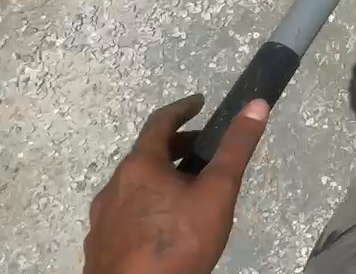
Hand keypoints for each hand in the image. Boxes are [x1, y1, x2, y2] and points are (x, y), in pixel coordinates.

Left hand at [85, 94, 270, 273]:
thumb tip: (256, 104)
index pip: (159, 123)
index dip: (182, 109)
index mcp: (139, 167)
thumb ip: (236, 147)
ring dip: (160, 176)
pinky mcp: (98, 251)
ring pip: (133, 186)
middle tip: (202, 148)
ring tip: (187, 188)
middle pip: (145, 155)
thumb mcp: (218, 191)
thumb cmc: (177, 243)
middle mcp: (113, 188)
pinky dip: (146, 204)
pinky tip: (165, 225)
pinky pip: (125, 213)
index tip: (201, 103)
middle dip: (175, 145)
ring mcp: (101, 222)